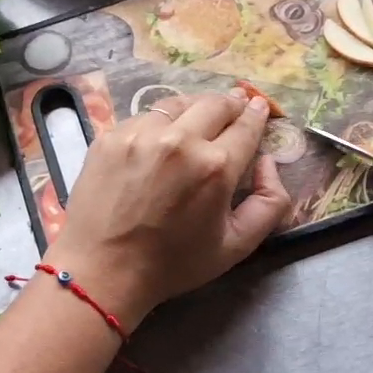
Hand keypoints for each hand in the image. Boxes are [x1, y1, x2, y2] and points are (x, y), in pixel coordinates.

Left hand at [43, 89, 289, 328]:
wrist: (102, 270)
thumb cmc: (173, 264)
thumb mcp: (237, 245)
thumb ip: (270, 202)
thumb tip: (268, 162)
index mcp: (216, 166)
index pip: (246, 126)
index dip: (256, 115)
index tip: (260, 107)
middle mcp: (180, 140)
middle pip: (215, 104)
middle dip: (232, 103)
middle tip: (236, 105)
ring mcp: (140, 133)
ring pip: (178, 103)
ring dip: (195, 106)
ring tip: (199, 115)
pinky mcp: (111, 135)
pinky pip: (144, 116)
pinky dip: (160, 121)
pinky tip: (160, 137)